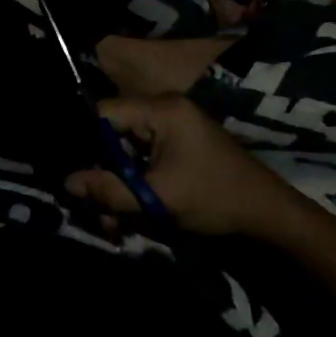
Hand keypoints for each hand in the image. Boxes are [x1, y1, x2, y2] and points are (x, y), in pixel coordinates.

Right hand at [63, 95, 303, 237]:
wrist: (268, 215)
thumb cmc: (215, 198)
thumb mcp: (158, 198)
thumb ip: (110, 190)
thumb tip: (67, 182)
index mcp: (162, 111)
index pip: (105, 113)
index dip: (85, 142)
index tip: (74, 175)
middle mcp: (165, 113)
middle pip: (113, 136)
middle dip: (102, 176)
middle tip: (98, 214)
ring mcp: (173, 132)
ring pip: (126, 155)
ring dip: (117, 189)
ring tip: (115, 225)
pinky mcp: (178, 151)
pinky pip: (143, 164)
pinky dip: (134, 189)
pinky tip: (130, 218)